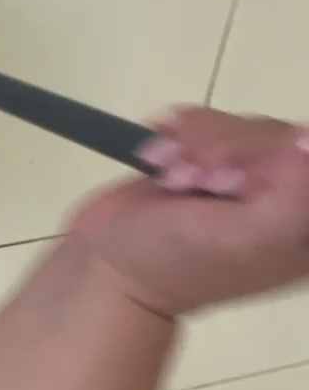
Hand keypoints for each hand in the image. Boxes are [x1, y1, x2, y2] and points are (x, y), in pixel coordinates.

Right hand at [68, 107, 308, 316]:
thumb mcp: (245, 238)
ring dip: (194, 140)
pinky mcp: (201, 163)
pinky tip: (156, 157)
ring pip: (242, 124)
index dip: (274, 149)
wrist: (101, 267)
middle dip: (225, 145)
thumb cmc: (171, 261)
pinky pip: (206, 122)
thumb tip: (308, 141)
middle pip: (282, 134)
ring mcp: (242, 176)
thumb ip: (294, 198)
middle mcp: (287, 192)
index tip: (223, 170)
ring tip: (164, 171)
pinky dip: (175, 131)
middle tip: (184, 176)